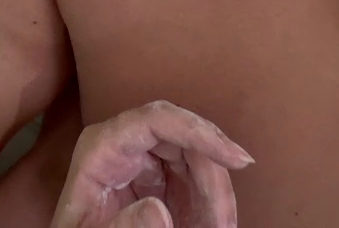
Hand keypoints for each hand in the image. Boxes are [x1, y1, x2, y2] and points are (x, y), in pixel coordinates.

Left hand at [49, 101, 252, 227]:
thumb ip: (122, 227)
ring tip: (219, 227)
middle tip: (224, 224)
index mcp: (103, 145)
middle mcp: (126, 142)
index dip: (197, 131)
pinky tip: (214, 223)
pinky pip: (195, 178)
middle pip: (183, 138)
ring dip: (216, 193)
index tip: (235, 158)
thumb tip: (159, 210)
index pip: (155, 120)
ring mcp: (145, 158)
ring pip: (195, 157)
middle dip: (212, 176)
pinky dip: (211, 203)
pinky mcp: (159, 176)